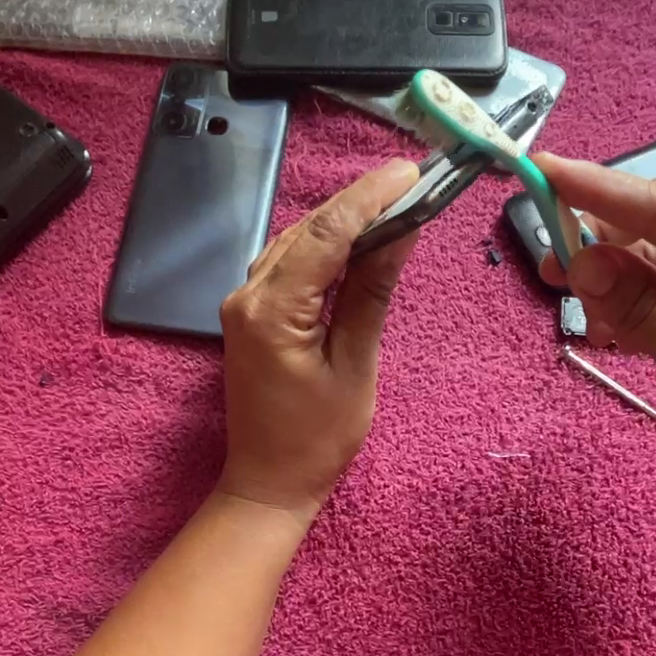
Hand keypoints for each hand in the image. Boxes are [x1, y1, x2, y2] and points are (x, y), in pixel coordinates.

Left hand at [215, 159, 420, 518]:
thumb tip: (401, 233)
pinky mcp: (248, 317)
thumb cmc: (316, 441)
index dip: (371, 198)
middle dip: (360, 204)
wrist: (268, 483)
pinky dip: (322, 250)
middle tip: (413, 182)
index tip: (413, 172)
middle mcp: (247, 297)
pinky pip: (286, 267)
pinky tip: (354, 245)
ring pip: (295, 243)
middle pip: (308, 229)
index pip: (326, 233)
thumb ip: (371, 293)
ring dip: (341, 224)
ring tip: (393, 207)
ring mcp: (242, 305)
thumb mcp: (354, 366)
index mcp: (272, 311)